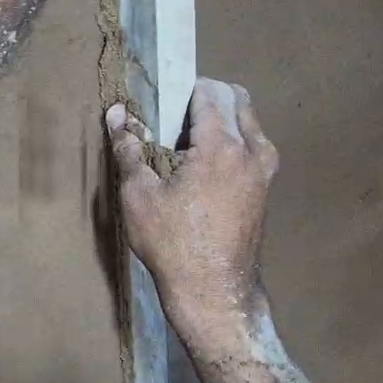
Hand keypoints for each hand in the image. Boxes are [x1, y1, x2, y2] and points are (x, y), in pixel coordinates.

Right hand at [107, 80, 276, 347]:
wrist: (215, 292)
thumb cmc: (172, 242)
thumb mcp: (138, 195)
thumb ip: (129, 148)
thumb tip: (115, 113)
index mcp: (222, 146)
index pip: (210, 92)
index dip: (181, 89)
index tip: (158, 103)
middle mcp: (252, 150)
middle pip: (235, 98)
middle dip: (203, 99)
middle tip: (169, 122)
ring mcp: (265, 170)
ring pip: (247, 121)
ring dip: (219, 119)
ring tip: (184, 146)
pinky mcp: (266, 187)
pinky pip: (252, 144)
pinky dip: (231, 140)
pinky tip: (201, 168)